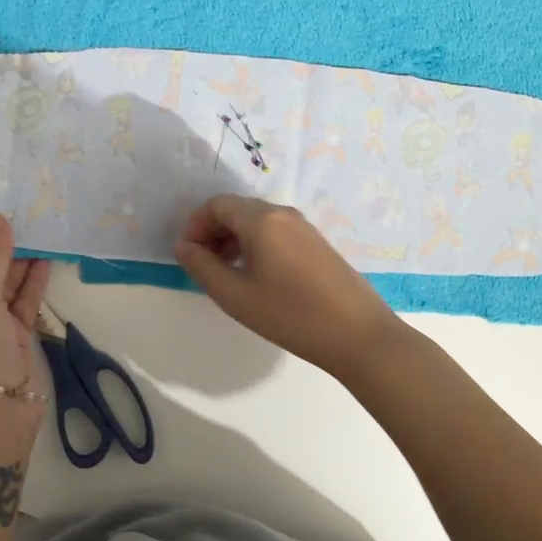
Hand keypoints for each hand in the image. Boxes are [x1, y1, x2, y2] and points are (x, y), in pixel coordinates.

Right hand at [173, 194, 401, 375]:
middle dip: (213, 231)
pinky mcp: (317, 244)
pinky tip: (256, 277)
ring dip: (234, 240)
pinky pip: (276, 233)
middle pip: (237, 210)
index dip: (195, 225)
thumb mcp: (235, 295)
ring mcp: (304, 228)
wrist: (358, 335)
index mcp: (261, 220)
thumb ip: (202, 267)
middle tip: (203, 265)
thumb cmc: (290, 314)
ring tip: (226, 274)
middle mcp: (283, 214)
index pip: (217, 205)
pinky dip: (256, 245)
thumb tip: (183, 247)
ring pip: (257, 222)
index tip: (188, 254)